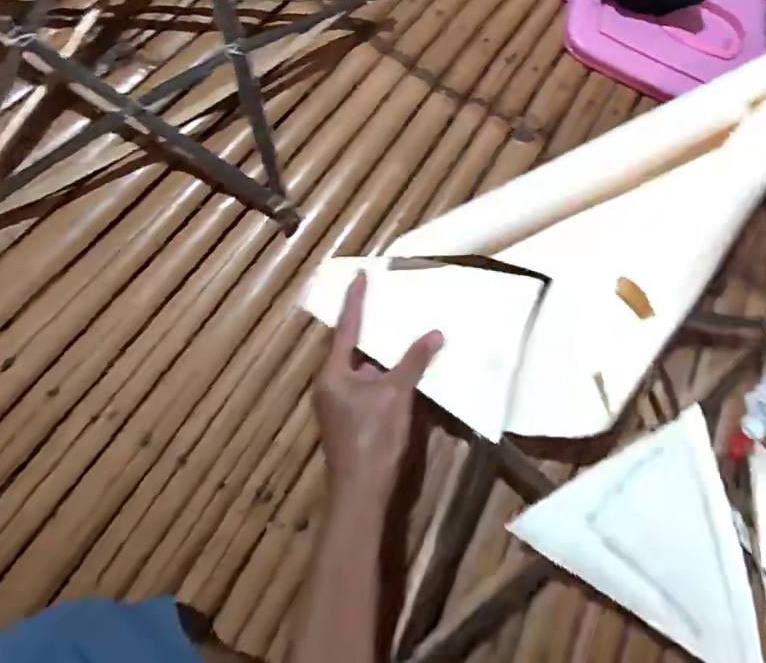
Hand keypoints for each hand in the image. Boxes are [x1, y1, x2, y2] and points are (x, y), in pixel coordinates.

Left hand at [314, 273, 443, 493]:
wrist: (361, 490)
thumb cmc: (373, 436)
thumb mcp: (397, 393)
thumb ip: (414, 361)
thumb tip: (434, 333)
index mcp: (333, 375)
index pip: (346, 329)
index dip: (354, 301)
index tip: (359, 275)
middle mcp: (330, 385)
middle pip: (350, 347)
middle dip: (368, 324)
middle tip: (385, 299)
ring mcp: (338, 403)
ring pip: (361, 366)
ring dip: (380, 350)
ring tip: (400, 329)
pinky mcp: (351, 417)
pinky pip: (368, 382)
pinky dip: (384, 370)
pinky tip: (405, 366)